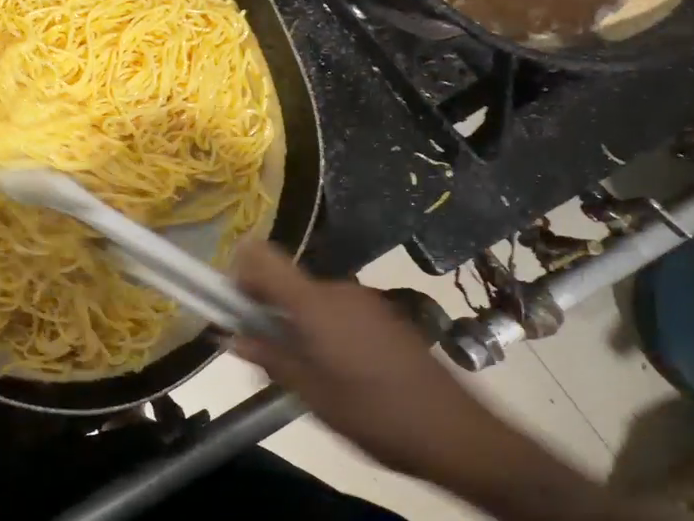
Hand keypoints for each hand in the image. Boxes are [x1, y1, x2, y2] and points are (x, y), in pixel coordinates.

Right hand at [231, 242, 510, 483]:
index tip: (232, 303)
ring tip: (305, 367)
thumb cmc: (378, 416)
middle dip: (267, 306)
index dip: (238, 271)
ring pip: (312, 298)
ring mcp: (367, 302)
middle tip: (264, 350)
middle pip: (285, 280)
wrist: (465, 438)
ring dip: (297, 321)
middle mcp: (338, 290)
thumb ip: (268, 358)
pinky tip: (340, 369)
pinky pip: (339, 309)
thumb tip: (228, 337)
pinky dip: (326, 327)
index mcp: (314, 303)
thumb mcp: (313, 395)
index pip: (261, 256)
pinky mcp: (387, 318)